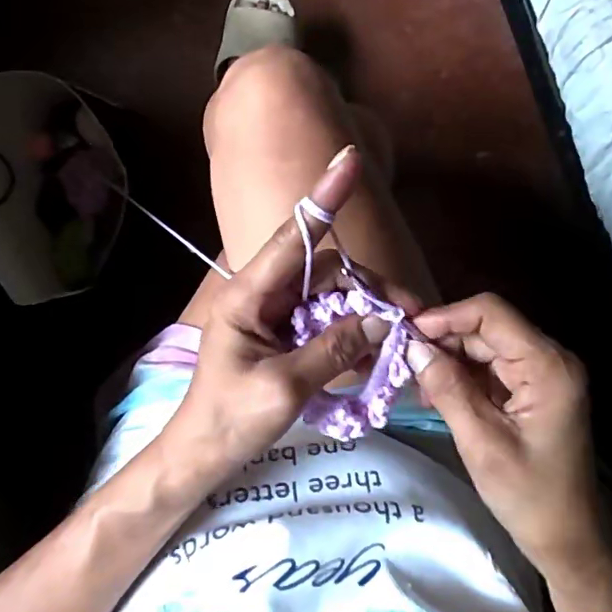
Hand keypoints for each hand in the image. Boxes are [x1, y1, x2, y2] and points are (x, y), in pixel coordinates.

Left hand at [160, 147, 390, 491]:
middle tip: (408, 319)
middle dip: (368, 288)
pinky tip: (371, 358)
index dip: (324, 197)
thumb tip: (382, 320)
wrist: (203, 453)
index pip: (294, 236)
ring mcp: (274, 314)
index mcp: (249, 294)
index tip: (350, 158)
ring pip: (331, 296)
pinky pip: (325, 321)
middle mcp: (263, 294)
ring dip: (363, 315)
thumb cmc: (231, 419)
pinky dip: (350, 334)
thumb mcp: (284, 386)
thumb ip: (334, 348)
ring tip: (393, 347)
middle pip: (326, 271)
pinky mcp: (284, 334)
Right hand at [406, 295, 611, 602]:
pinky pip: (489, 366)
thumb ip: (447, 388)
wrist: (567, 539)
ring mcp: (542, 374)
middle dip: (442, 339)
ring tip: (416, 382)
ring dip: (448, 358)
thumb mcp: (480, 441)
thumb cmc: (528, 494)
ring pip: (483, 345)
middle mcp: (549, 359)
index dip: (446, 315)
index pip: (491, 313)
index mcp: (547, 366)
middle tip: (403, 360)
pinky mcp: (532, 389)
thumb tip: (412, 347)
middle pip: (486, 327)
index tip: (407, 333)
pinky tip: (436, 393)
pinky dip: (460, 374)